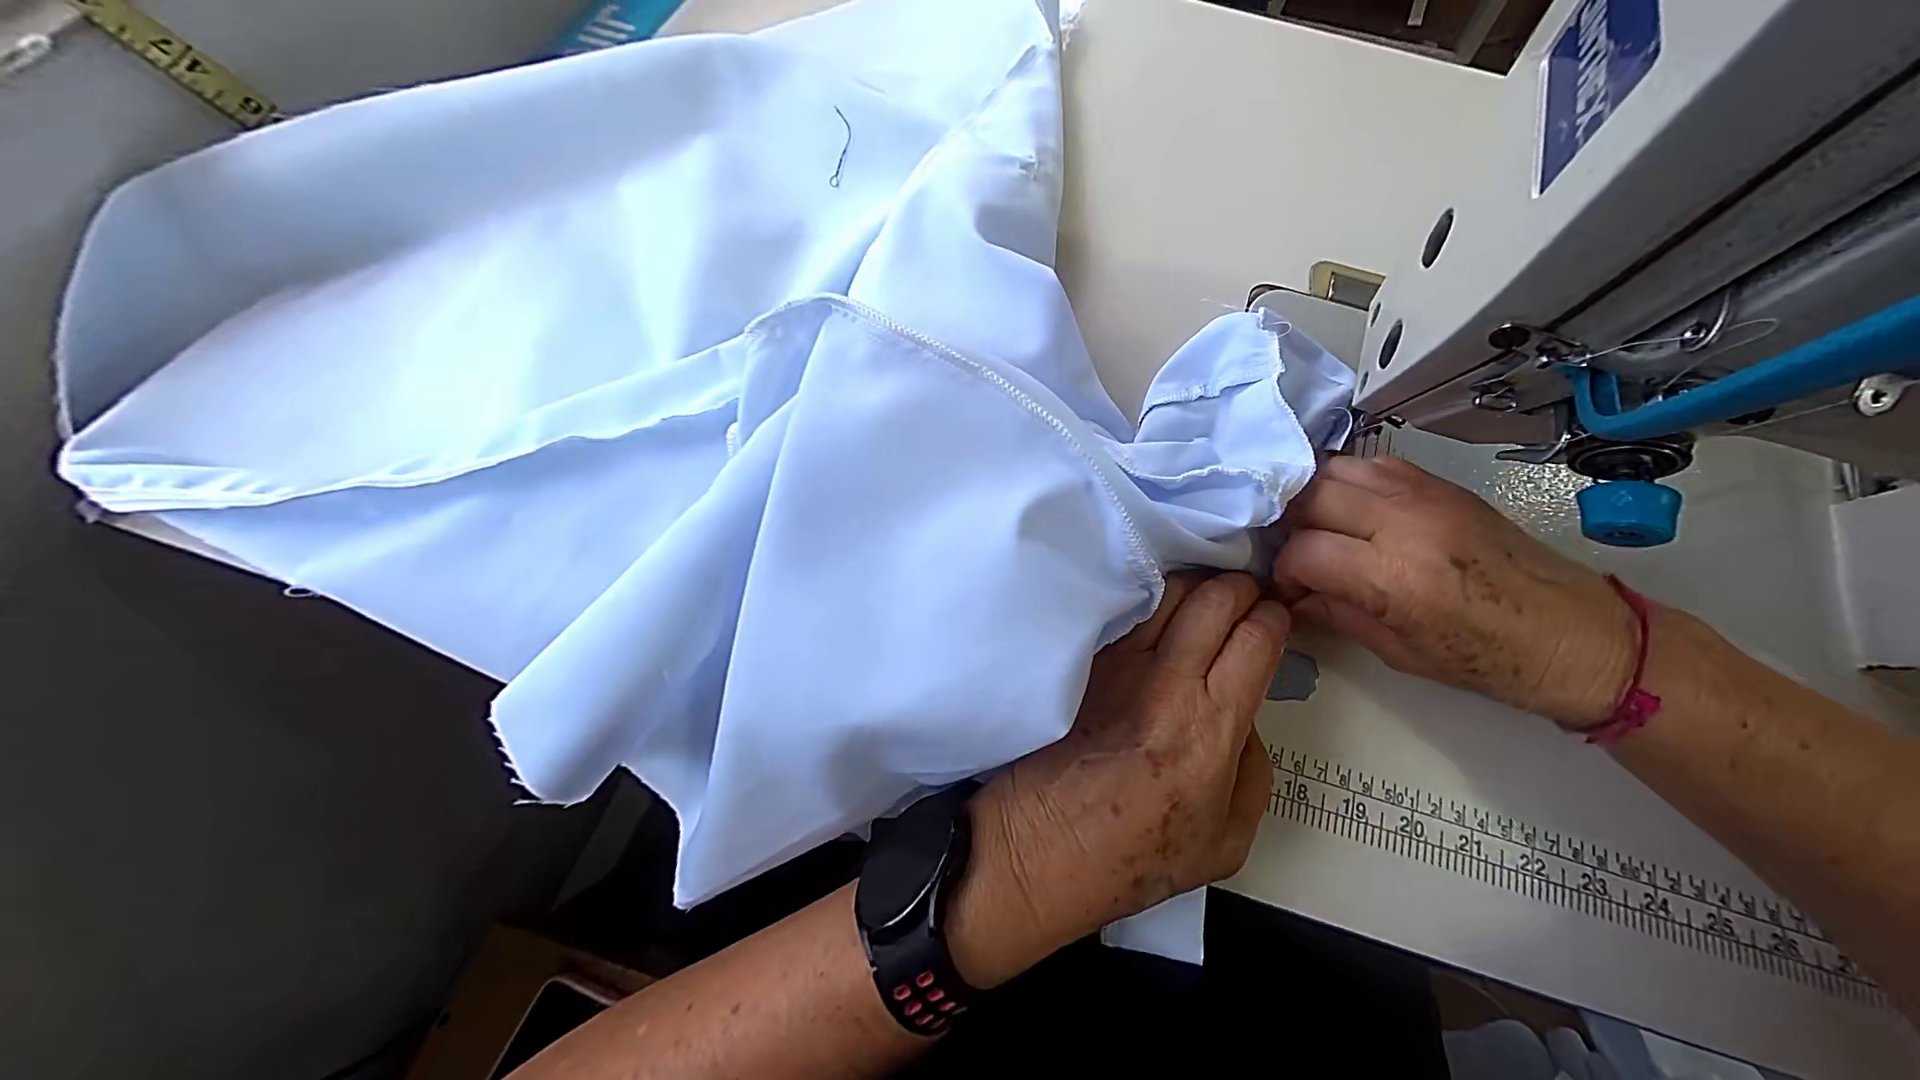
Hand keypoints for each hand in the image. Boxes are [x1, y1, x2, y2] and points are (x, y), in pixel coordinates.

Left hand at [945, 573, 1287, 986]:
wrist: (1042, 845)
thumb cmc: (1132, 853)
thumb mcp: (1227, 837)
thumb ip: (1253, 767)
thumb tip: (1244, 716)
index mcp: (1209, 724)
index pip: (1255, 634)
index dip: (1273, 615)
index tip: (1274, 616)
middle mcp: (1165, 681)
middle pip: (1213, 597)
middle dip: (1238, 586)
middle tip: (1244, 596)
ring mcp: (1117, 664)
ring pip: (1166, 592)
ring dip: (1193, 586)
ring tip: (1203, 599)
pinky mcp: (1084, 662)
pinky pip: (1125, 612)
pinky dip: (1149, 601)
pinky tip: (1158, 611)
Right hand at [1270, 456, 1636, 728]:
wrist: (1577, 635)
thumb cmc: (1487, 659)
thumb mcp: (1395, 649)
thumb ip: (1334, 611)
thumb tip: (1291, 593)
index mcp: (1396, 578)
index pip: (1303, 550)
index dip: (1283, 570)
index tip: (1288, 587)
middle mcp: (1408, 524)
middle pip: (1310, 497)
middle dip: (1288, 524)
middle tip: (1292, 550)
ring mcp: (1427, 496)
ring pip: (1335, 469)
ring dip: (1312, 495)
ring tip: (1313, 525)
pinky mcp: (1443, 485)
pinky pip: (1373, 464)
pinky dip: (1348, 481)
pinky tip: (1348, 508)